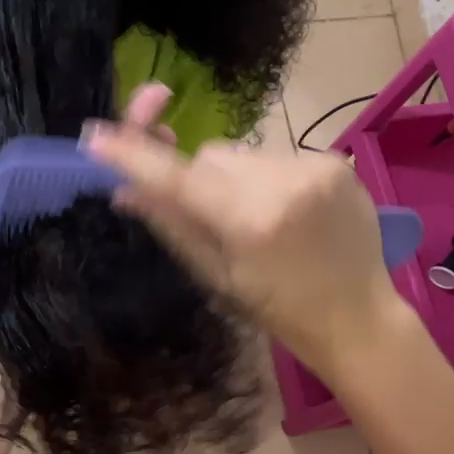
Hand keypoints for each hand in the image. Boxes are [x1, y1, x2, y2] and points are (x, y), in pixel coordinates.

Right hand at [84, 124, 407, 373]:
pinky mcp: (334, 160)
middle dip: (196, 179)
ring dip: (231, 179)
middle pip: (209, 157)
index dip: (135, 156)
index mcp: (249, 222)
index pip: (178, 178)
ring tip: (256, 220)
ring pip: (240, 154)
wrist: (356, 315)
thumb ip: (172, 226)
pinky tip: (285, 212)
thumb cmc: (277, 309)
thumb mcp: (215, 276)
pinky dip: (265, 178)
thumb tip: (124, 190)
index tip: (96, 138)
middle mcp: (283, 183)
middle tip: (209, 217)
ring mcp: (314, 166)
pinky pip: (275, 155)